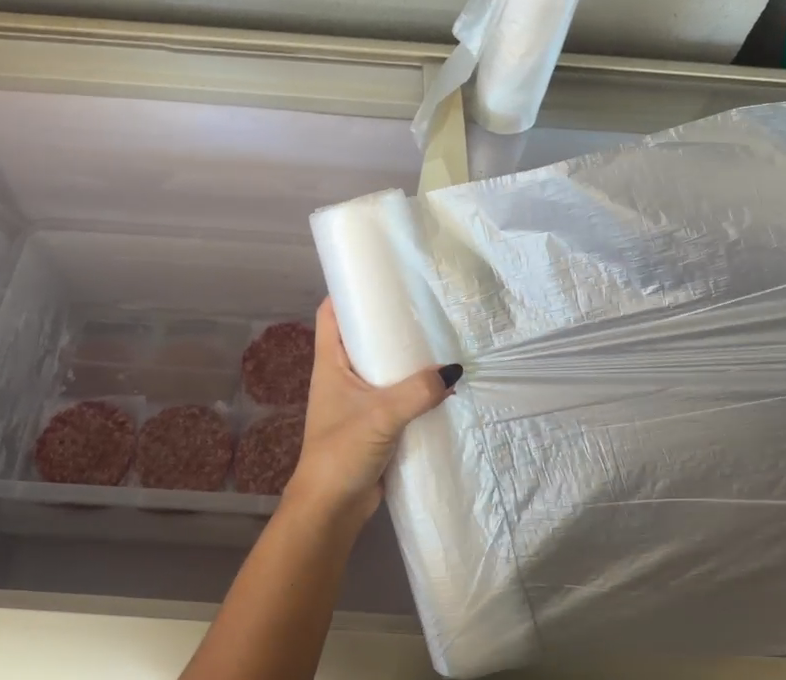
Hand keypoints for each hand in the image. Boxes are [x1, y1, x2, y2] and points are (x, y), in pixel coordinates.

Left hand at [282, 298, 460, 527]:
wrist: (332, 508)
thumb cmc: (342, 451)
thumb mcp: (382, 415)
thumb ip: (418, 391)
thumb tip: (455, 370)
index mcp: (330, 363)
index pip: (330, 314)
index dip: (347, 292)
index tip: (376, 277)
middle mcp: (341, 376)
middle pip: (361, 338)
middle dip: (387, 323)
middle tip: (421, 306)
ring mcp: (357, 400)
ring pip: (381, 368)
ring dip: (404, 359)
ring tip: (438, 339)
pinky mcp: (373, 424)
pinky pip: (395, 396)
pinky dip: (413, 389)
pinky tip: (440, 384)